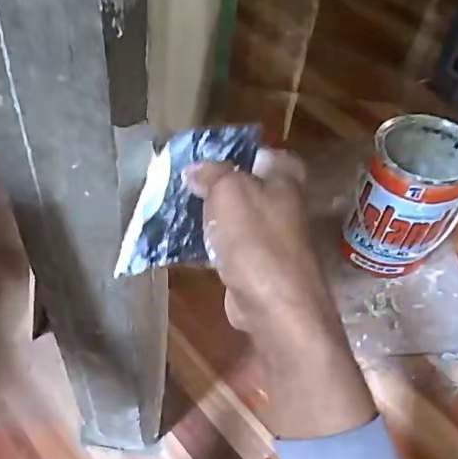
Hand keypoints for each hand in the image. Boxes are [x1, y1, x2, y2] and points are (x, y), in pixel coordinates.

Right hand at [182, 149, 337, 347]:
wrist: (273, 305)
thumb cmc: (255, 239)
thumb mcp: (228, 192)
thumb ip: (211, 174)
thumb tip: (194, 169)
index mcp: (284, 180)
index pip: (264, 155)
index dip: (236, 154)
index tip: (206, 157)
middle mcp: (282, 209)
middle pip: (245, 191)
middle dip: (215, 189)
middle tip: (181, 186)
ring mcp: (269, 244)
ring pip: (233, 224)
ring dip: (207, 221)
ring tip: (173, 213)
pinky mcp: (254, 273)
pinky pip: (226, 253)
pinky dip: (206, 250)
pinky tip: (181, 248)